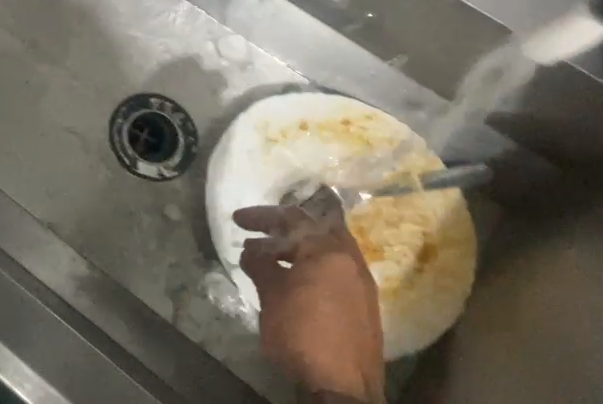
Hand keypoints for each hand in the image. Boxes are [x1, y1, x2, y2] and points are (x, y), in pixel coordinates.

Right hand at [235, 192, 385, 403]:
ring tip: (269, 258)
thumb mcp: (271, 293)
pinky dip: (312, 267)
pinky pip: (336, 272)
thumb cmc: (301, 333)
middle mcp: (351, 263)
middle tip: (259, 231)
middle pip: (318, 229)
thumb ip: (260, 264)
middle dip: (286, 227)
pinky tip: (292, 282)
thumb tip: (252, 251)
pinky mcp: (364, 308)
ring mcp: (362, 287)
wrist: (342, 390)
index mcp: (329, 252)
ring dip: (299, 248)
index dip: (262, 216)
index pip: (293, 218)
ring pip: (328, 252)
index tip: (238, 221)